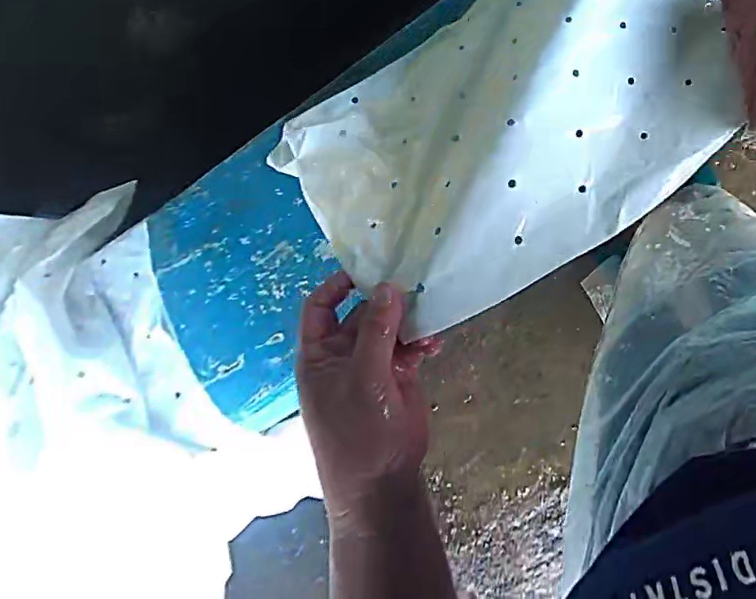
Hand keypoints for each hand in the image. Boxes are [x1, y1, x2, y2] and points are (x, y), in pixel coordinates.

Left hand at [296, 271, 441, 515]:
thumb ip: (376, 331)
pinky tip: (435, 341)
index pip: (320, 307)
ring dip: (407, 320)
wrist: (384, 486)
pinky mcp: (397, 376)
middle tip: (411, 285)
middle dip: (384, 300)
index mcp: (320, 355)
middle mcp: (343, 355)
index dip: (337, 285)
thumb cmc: (358, 434)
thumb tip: (388, 288)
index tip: (364, 270)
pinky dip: (421, 339)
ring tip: (428, 319)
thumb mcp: (364, 379)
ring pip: (388, 326)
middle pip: (361, 312)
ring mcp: (371, 365)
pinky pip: (408, 345)